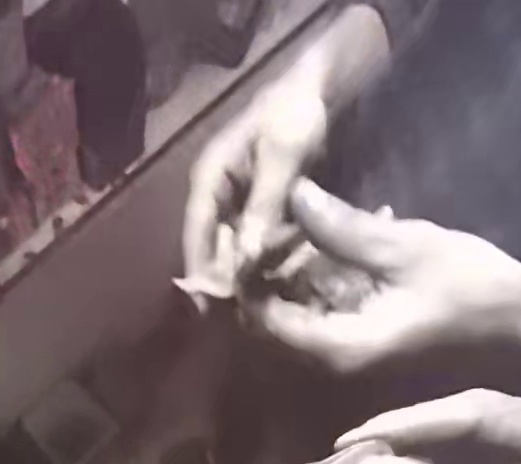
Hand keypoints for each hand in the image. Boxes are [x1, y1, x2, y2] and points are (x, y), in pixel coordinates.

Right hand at [183, 70, 330, 290]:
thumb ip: (264, 207)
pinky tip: (278, 287)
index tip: (207, 305)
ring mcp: (238, 208)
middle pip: (212, 249)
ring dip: (245, 278)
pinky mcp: (259, 215)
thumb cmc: (296, 112)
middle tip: (236, 317)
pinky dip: (266, 266)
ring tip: (257, 310)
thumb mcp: (283, 156)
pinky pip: (257, 247)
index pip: (195, 234)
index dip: (200, 271)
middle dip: (224, 281)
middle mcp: (217, 199)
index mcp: (209, 180)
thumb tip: (245, 259)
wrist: (324, 89)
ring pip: (234, 252)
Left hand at [254, 181, 520, 371]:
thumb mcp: (407, 250)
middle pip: (274, 320)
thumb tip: (294, 195)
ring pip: (296, 313)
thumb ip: (344, 229)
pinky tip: (331, 236)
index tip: (248, 233)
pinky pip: (322, 310)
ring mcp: (346, 352)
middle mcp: (331, 360)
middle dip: (266, 272)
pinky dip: (319, 278)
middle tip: (269, 220)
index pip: (265, 321)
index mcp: (337, 348)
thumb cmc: (474, 290)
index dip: (249, 280)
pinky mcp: (361, 338)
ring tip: (295, 218)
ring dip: (291, 270)